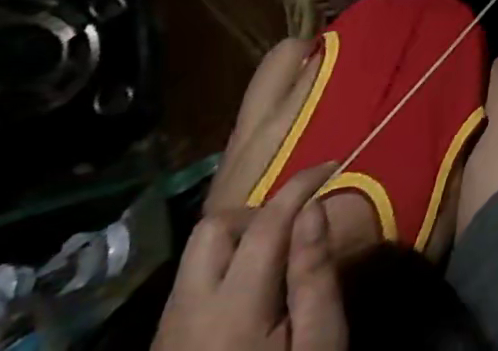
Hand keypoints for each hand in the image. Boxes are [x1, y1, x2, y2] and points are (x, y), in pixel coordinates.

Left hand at [153, 165, 346, 350]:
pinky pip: (192, 282)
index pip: (268, 221)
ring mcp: (169, 330)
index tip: (333, 165)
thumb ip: (315, 274)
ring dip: (240, 239)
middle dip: (259, 213)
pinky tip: (252, 295)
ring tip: (277, 264)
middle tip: (296, 230)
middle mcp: (188, 310)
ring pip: (197, 254)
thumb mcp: (320, 344)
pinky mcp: (164, 346)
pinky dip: (224, 267)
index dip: (301, 184)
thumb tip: (314, 208)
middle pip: (214, 228)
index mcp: (233, 309)